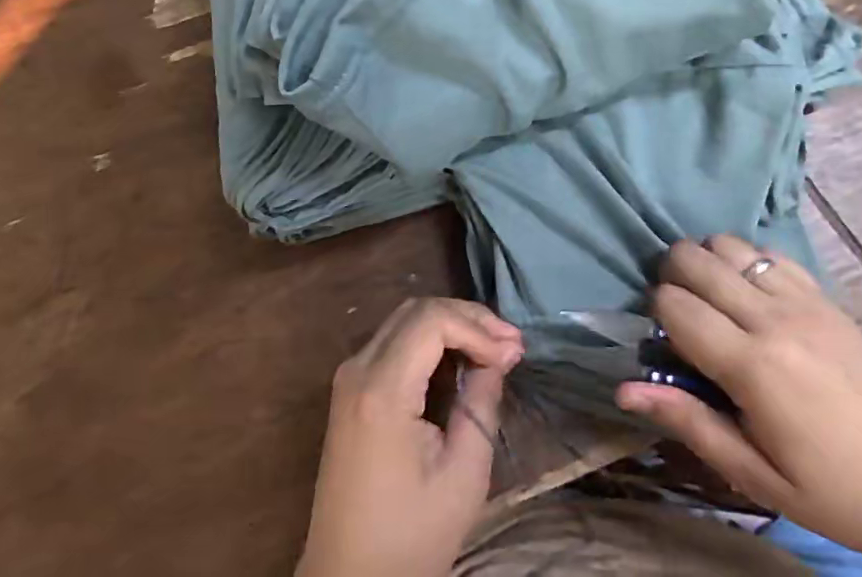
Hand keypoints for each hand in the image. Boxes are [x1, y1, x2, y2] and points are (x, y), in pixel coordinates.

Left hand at [297, 298, 523, 576]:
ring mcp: (349, 376)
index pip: (431, 320)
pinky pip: (393, 341)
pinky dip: (430, 341)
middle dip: (468, 319)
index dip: (477, 327)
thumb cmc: (412, 533)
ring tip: (494, 347)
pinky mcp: (350, 388)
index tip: (512, 354)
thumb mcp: (463, 474)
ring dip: (450, 325)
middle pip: (416, 310)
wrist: (351, 576)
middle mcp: (358, 369)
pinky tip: (461, 358)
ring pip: (404, 320)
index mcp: (382, 389)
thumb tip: (500, 354)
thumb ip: (481, 403)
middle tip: (510, 343)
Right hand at [617, 237, 861, 576]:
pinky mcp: (827, 299)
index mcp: (753, 366)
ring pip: (729, 244)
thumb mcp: (755, 475)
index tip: (663, 340)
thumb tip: (622, 389)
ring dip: (707, 263)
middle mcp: (775, 319)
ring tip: (710, 300)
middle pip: (695, 259)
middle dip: (671, 276)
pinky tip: (750, 294)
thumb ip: (687, 422)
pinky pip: (771, 254)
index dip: (655, 313)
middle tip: (678, 313)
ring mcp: (805, 302)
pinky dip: (746, 261)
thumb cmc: (836, 494)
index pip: (674, 304)